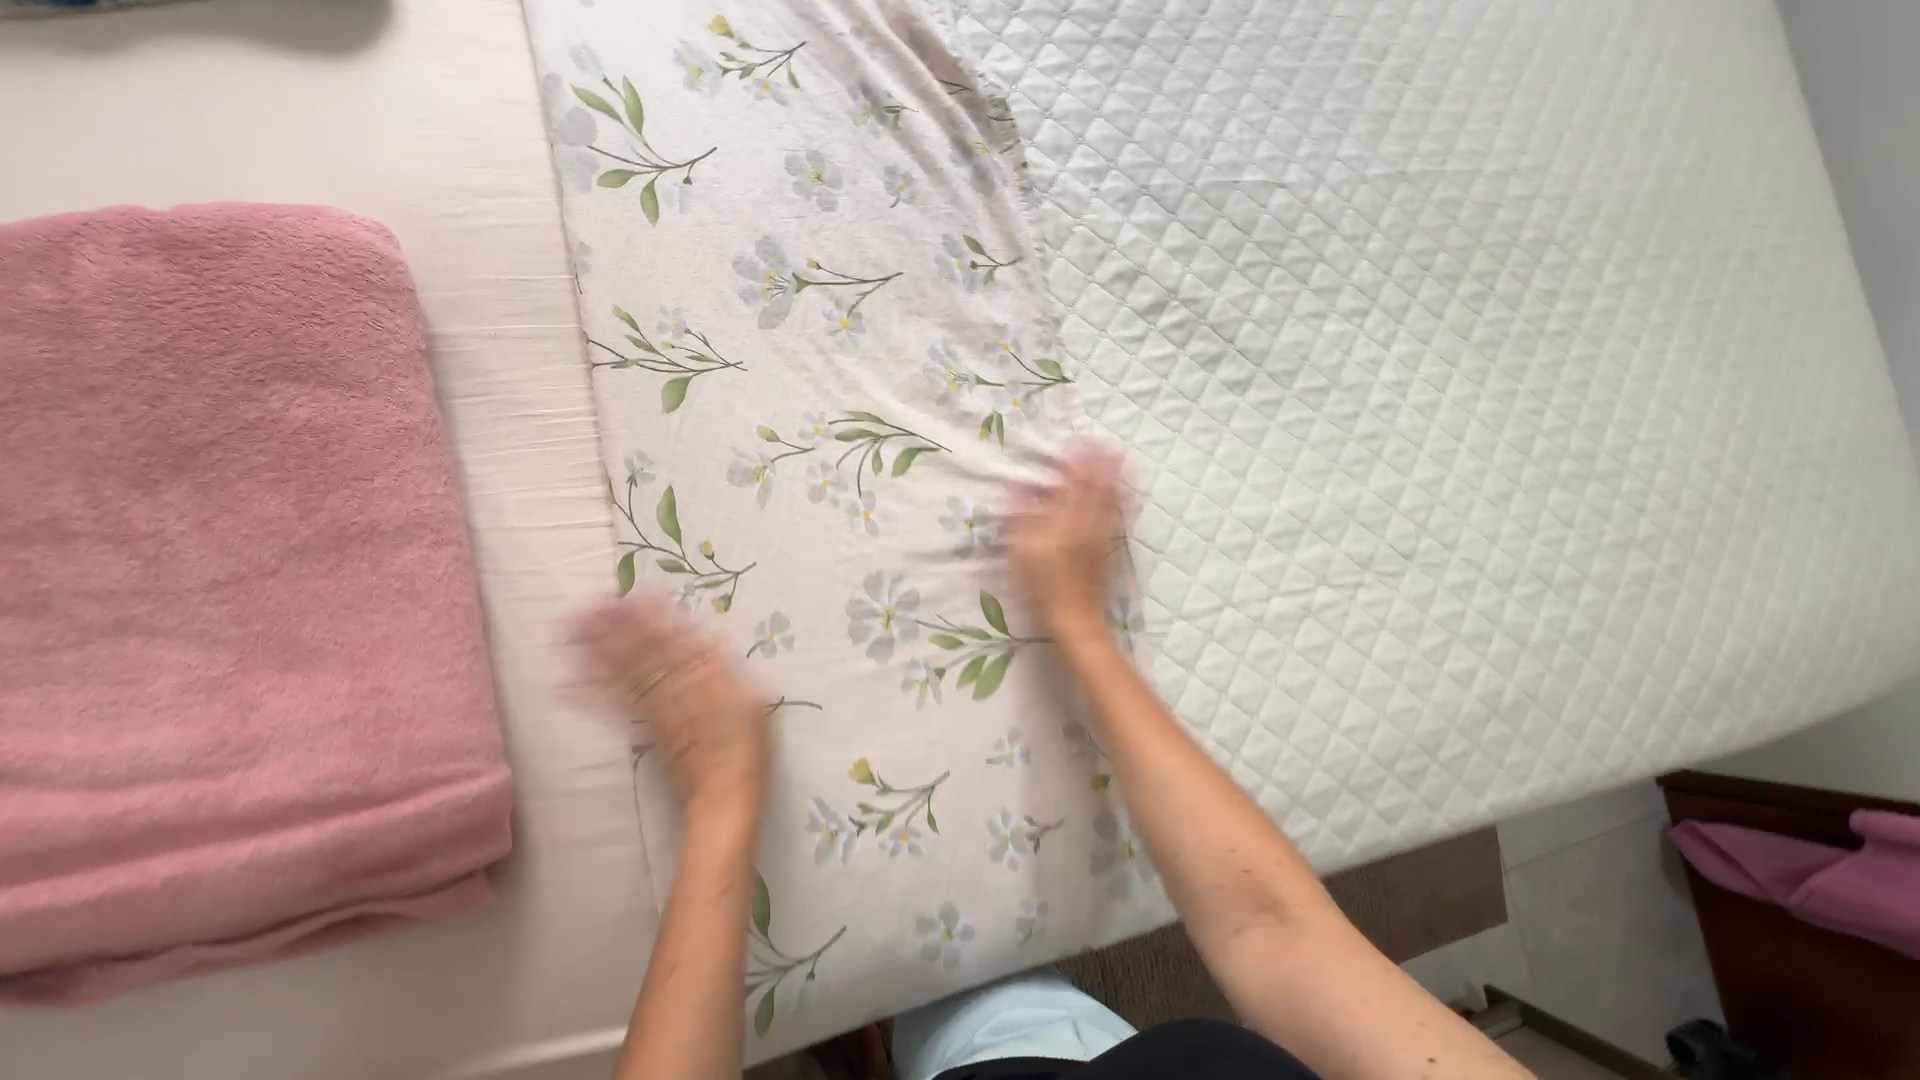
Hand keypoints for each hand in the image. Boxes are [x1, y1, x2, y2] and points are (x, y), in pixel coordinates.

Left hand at [574, 592, 770, 820]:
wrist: (725, 793)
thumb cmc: (748, 747)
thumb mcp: (752, 700)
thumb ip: (729, 669)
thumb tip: (711, 637)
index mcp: (703, 675)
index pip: (673, 637)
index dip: (652, 614)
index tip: (636, 592)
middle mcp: (674, 686)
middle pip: (640, 649)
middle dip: (615, 625)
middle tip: (590, 602)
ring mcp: (654, 707)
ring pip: (621, 673)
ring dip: (594, 650)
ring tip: (570, 631)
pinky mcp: (643, 728)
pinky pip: (612, 709)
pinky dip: (586, 696)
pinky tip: (562, 684)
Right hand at [1004, 440, 1126, 639]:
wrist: (1075, 619)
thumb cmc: (1043, 587)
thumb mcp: (1023, 551)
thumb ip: (1022, 515)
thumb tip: (1020, 485)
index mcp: (1067, 520)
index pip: (1076, 482)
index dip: (1079, 460)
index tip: (1080, 439)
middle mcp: (1090, 524)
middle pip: (1101, 486)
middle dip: (1103, 462)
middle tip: (1105, 442)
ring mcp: (1102, 537)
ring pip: (1114, 499)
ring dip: (1117, 476)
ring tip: (1119, 457)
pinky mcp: (1108, 550)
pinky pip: (1119, 516)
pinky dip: (1123, 498)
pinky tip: (1125, 493)